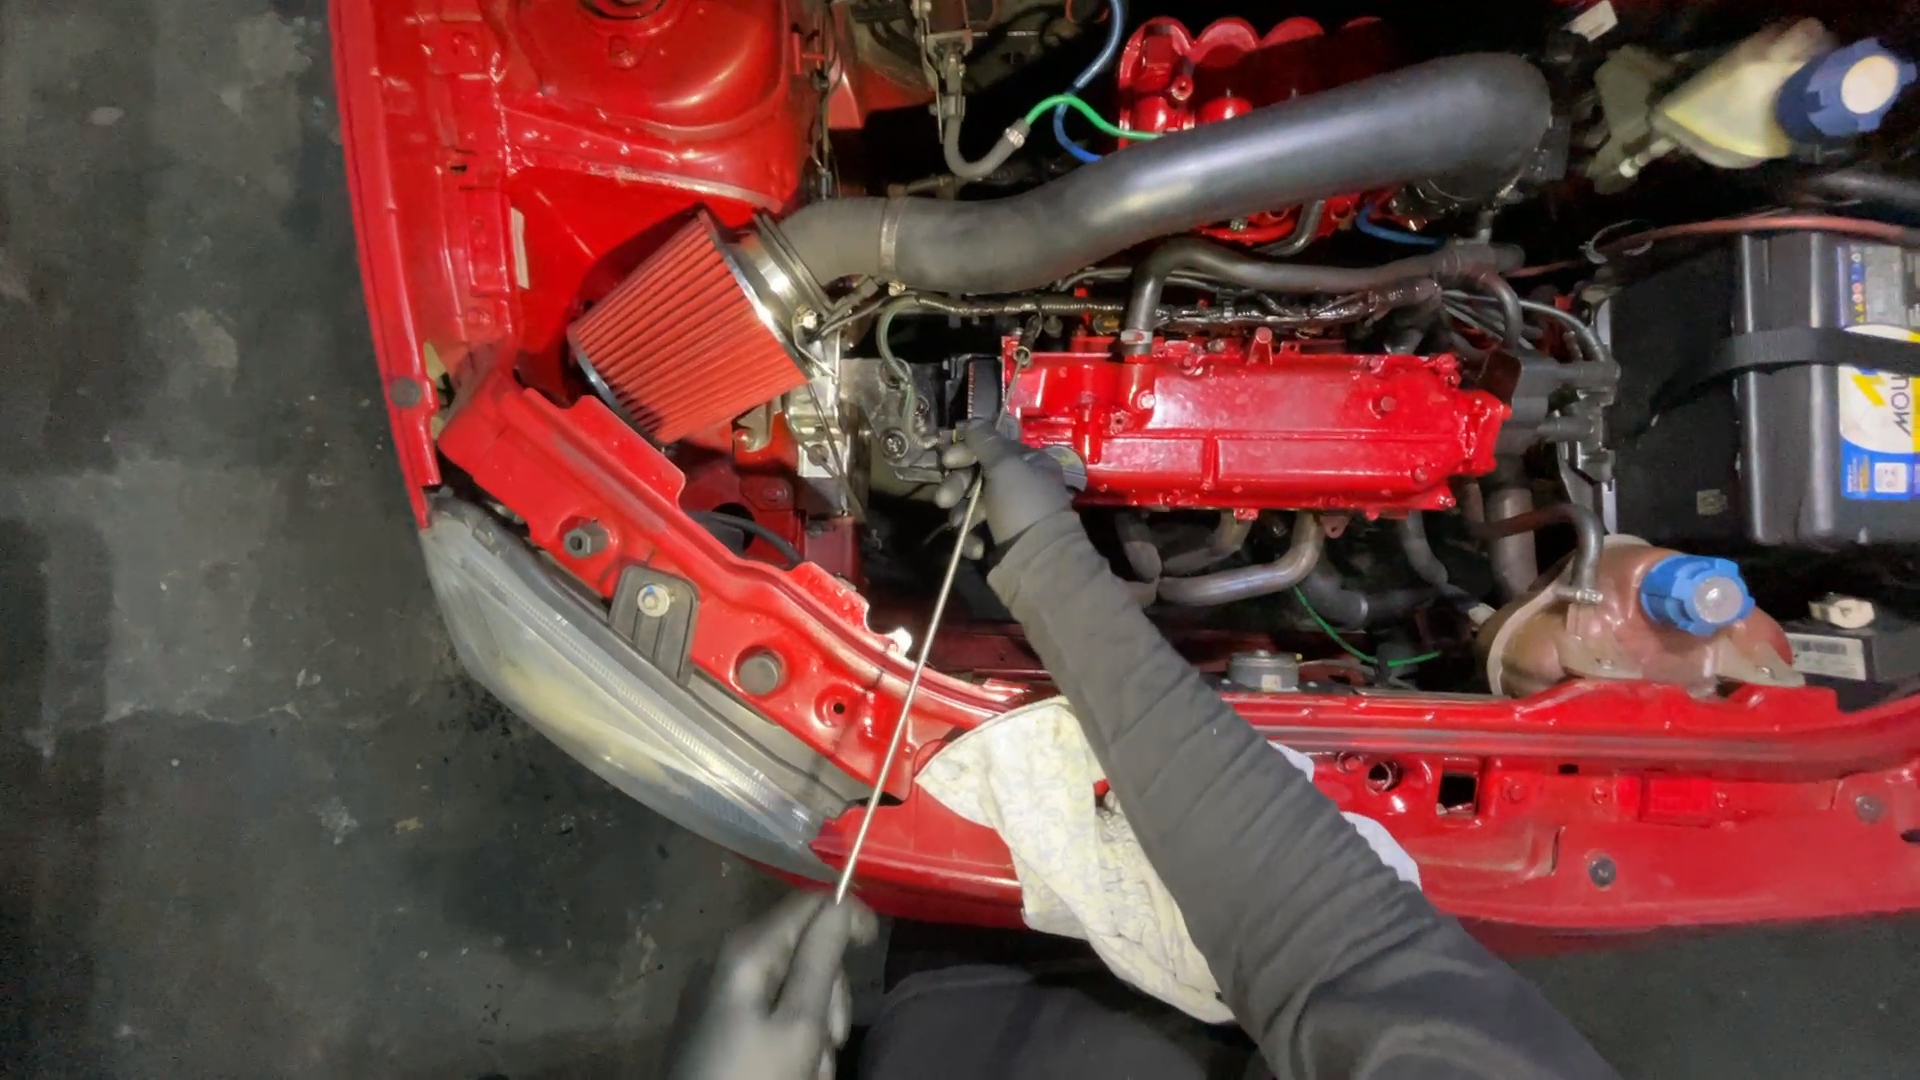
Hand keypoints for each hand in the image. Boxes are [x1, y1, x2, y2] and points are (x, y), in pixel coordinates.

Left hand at [667, 892, 877, 1079]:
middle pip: (800, 945)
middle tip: (836, 1038)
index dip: (846, 914)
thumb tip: (842, 901)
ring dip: (813, 1021)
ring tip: (815, 1071)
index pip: (809, 902)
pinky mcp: (712, 1025)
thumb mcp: (799, 1026)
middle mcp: (726, 958)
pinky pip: (766, 1010)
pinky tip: (796, 1073)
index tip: (872, 948)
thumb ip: (822, 957)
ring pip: (788, 983)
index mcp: (745, 949)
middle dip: (828, 988)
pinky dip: (790, 1035)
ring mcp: (716, 993)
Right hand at [932, 421, 1073, 557]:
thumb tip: (973, 421)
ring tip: (960, 525)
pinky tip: (977, 545)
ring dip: (961, 514)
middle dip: (957, 486)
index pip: (991, 446)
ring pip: (971, 504)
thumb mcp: (1006, 466)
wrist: (1037, 563)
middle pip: (976, 475)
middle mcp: (1018, 485)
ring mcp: (1008, 513)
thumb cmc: (1023, 506)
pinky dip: (972, 537)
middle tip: (945, 499)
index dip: (966, 450)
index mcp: (1027, 463)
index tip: (948, 458)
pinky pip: (975, 529)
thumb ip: (986, 442)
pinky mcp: (997, 538)